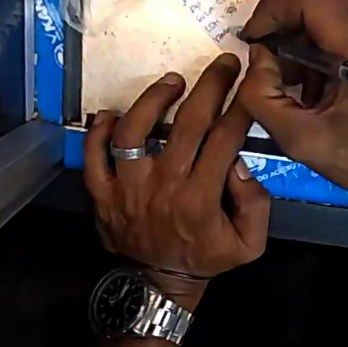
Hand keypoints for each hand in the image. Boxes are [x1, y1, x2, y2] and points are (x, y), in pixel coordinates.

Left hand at [84, 54, 270, 304]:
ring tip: (172, 82)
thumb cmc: (205, 259)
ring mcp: (126, 188)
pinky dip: (96, 132)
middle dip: (210, 87)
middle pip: (186, 124)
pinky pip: (92, 157)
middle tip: (223, 63)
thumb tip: (240, 162)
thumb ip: (255, 204)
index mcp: (200, 197)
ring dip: (152, 100)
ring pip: (133, 132)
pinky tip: (111, 113)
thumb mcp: (249, 243)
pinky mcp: (101, 194)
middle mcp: (162, 186)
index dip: (240, 105)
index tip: (249, 80)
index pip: (224, 139)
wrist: (159, 283)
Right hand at [236, 0, 347, 208]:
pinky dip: (314, 46)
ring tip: (290, 79)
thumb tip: (256, 56)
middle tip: (265, 59)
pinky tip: (311, 83)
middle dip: (282, 22)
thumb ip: (261, 95)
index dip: (272, 11)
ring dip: (297, 36)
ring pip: (327, 8)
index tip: (253, 39)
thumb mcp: (295, 138)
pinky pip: (339, 25)